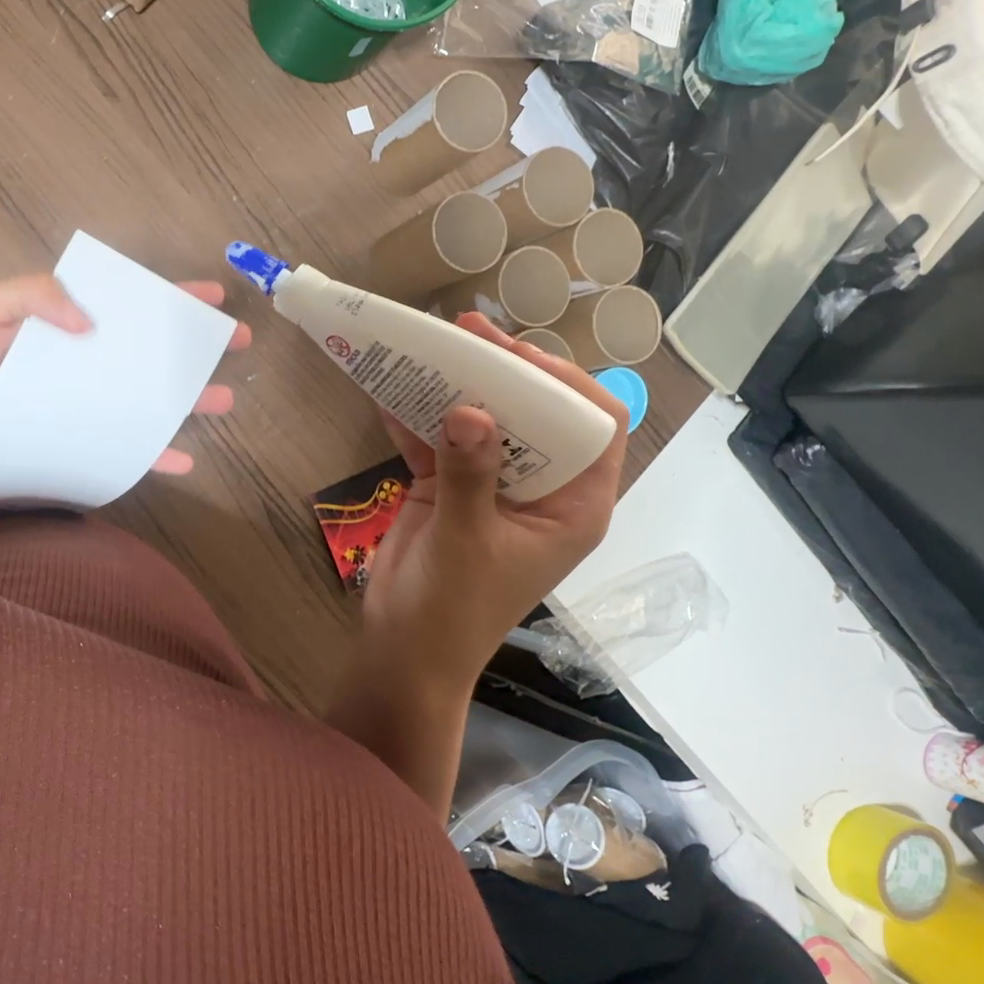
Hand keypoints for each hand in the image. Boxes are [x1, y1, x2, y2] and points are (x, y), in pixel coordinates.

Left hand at [0, 274, 251, 475]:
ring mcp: (85, 406)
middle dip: (195, 348)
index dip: (171, 297)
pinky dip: (155, 456)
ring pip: (148, 400)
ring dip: (188, 401)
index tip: (211, 298)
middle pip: (151, 351)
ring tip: (223, 401)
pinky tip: (184, 460)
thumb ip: (33, 294)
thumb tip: (88, 319)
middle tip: (237, 345)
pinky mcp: (76, 444)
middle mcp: (86, 363)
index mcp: (70, 323)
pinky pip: (124, 450)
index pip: (129, 303)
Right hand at [362, 313, 628, 688]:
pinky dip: (413, 420)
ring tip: (425, 347)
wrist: (404, 650)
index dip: (565, 385)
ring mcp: (489, 487)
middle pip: (532, 414)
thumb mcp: (467, 541)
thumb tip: (468, 409)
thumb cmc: (454, 608)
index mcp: (571, 504)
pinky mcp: (446, 491)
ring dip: (454, 388)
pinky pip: (434, 443)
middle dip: (501, 374)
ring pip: (480, 422)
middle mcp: (536, 488)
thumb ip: (469, 474)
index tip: (517, 358)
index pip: (594, 428)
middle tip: (464, 333)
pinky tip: (389, 391)